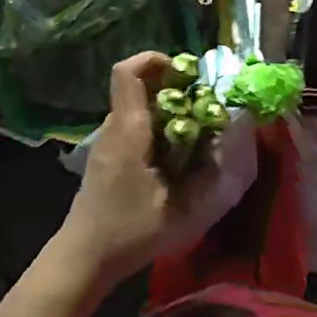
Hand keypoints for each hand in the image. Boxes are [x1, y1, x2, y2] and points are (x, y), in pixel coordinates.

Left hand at [55, 52, 253, 280]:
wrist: (85, 256)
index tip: (186, 72)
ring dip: (168, 114)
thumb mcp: (179, 209)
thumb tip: (231, 142)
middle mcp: (113, 128)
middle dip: (174, 90)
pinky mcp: (108, 159)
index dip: (154, 59)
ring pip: (138, 111)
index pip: (127, 72)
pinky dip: (157, 132)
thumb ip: (209, 175)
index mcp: (127, 130)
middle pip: (139, 89)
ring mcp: (107, 144)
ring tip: (198, 136)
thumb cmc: (129, 230)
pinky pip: (134, 130)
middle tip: (206, 109)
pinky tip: (177, 160)